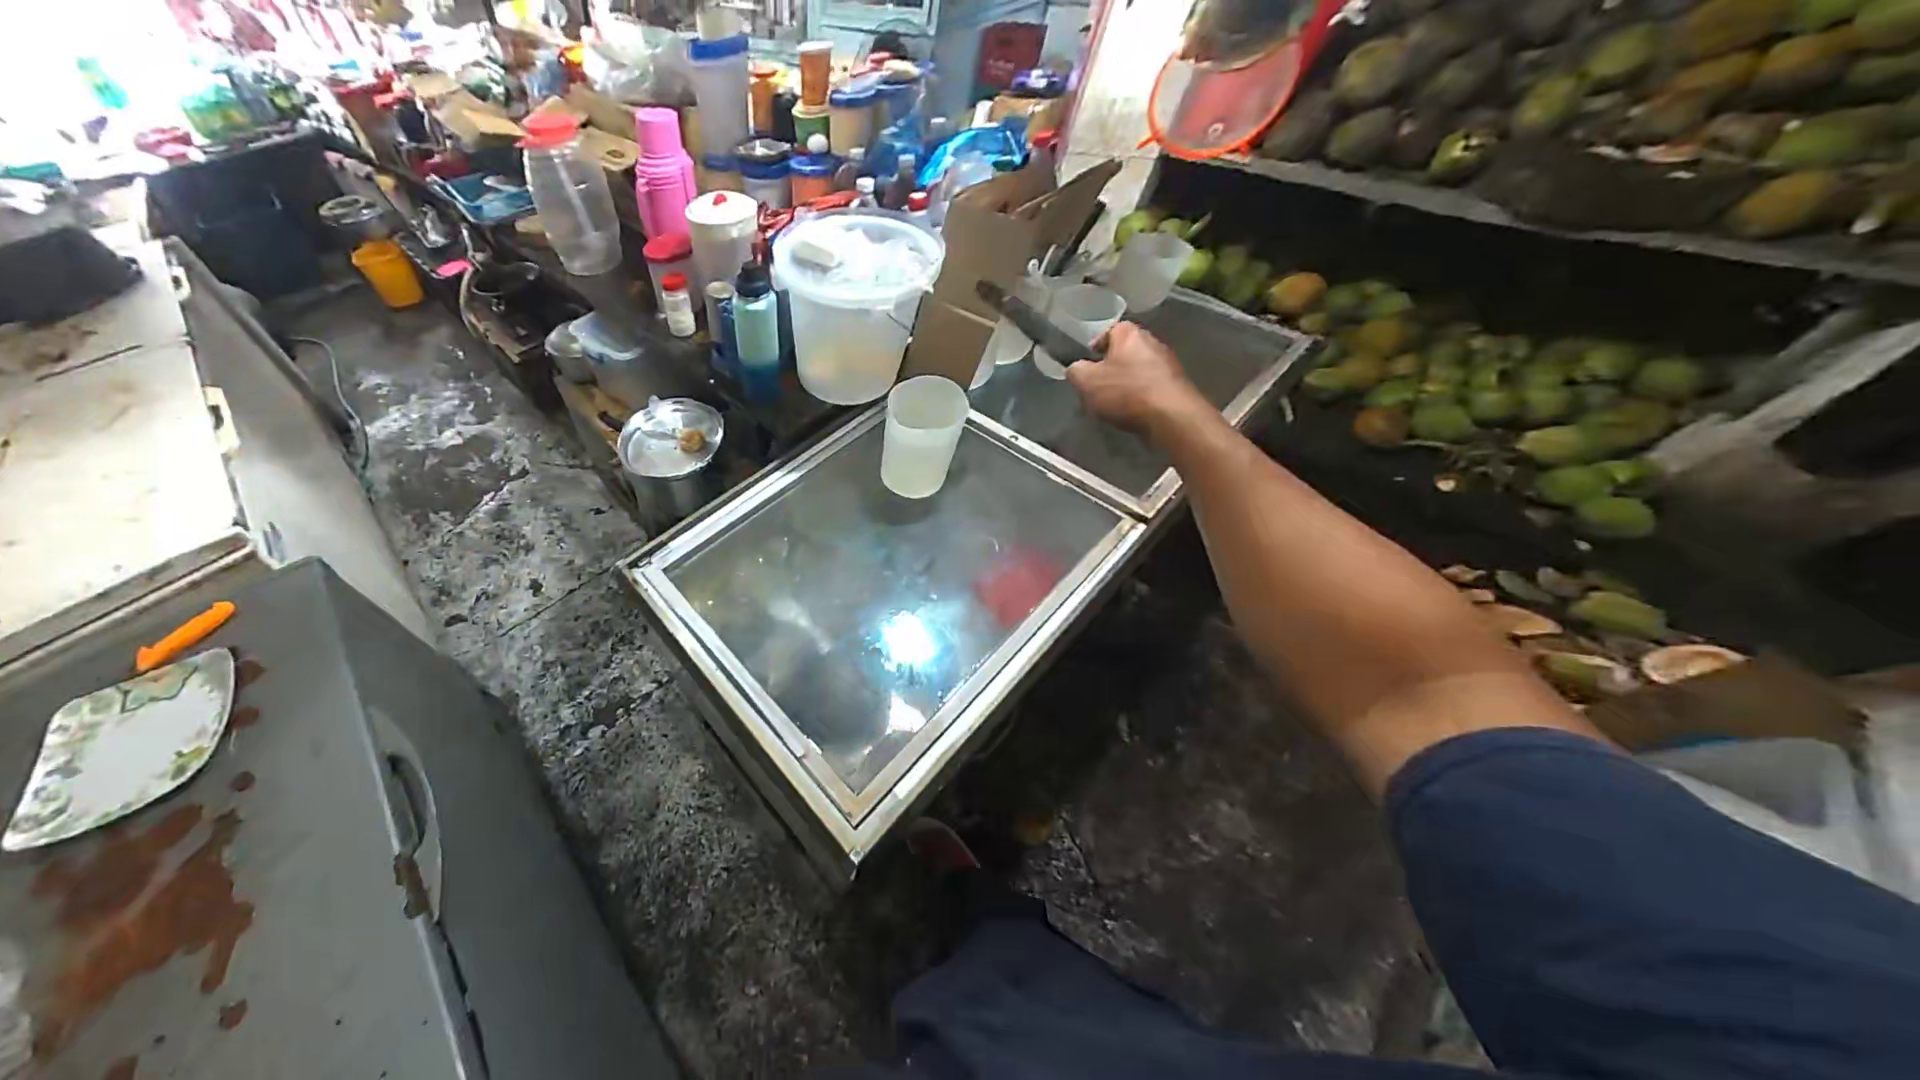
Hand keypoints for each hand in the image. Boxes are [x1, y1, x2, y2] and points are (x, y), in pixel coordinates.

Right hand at [1066, 321, 1209, 437]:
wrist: (1171, 416)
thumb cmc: (1126, 392)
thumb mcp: (1087, 382)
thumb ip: (1076, 371)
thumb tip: (1075, 369)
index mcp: (1129, 334)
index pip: (1110, 330)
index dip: (1096, 345)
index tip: (1088, 360)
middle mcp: (1152, 342)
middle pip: (1126, 350)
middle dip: (1112, 365)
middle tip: (1098, 384)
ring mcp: (1168, 364)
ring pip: (1140, 369)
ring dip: (1128, 381)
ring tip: (1115, 402)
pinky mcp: (1177, 385)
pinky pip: (1152, 386)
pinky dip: (1142, 395)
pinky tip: (1134, 411)